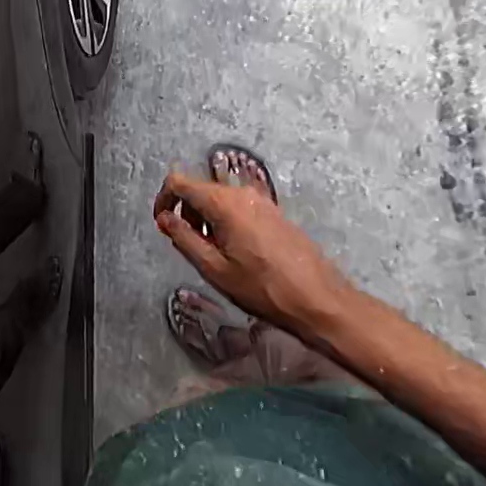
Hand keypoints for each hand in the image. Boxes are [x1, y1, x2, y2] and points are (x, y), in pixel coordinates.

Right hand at [153, 170, 354, 333]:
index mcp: (222, 203)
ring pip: (219, 199)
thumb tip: (165, 218)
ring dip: (206, 218)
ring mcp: (261, 202)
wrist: (323, 303)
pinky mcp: (275, 213)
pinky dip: (226, 221)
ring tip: (212, 251)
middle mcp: (241, 194)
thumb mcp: (213, 268)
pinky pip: (239, 207)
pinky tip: (237, 251)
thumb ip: (182, 238)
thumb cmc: (264, 288)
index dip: (163, 199)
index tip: (163, 224)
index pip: (178, 182)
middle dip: (186, 211)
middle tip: (187, 243)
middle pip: (199, 189)